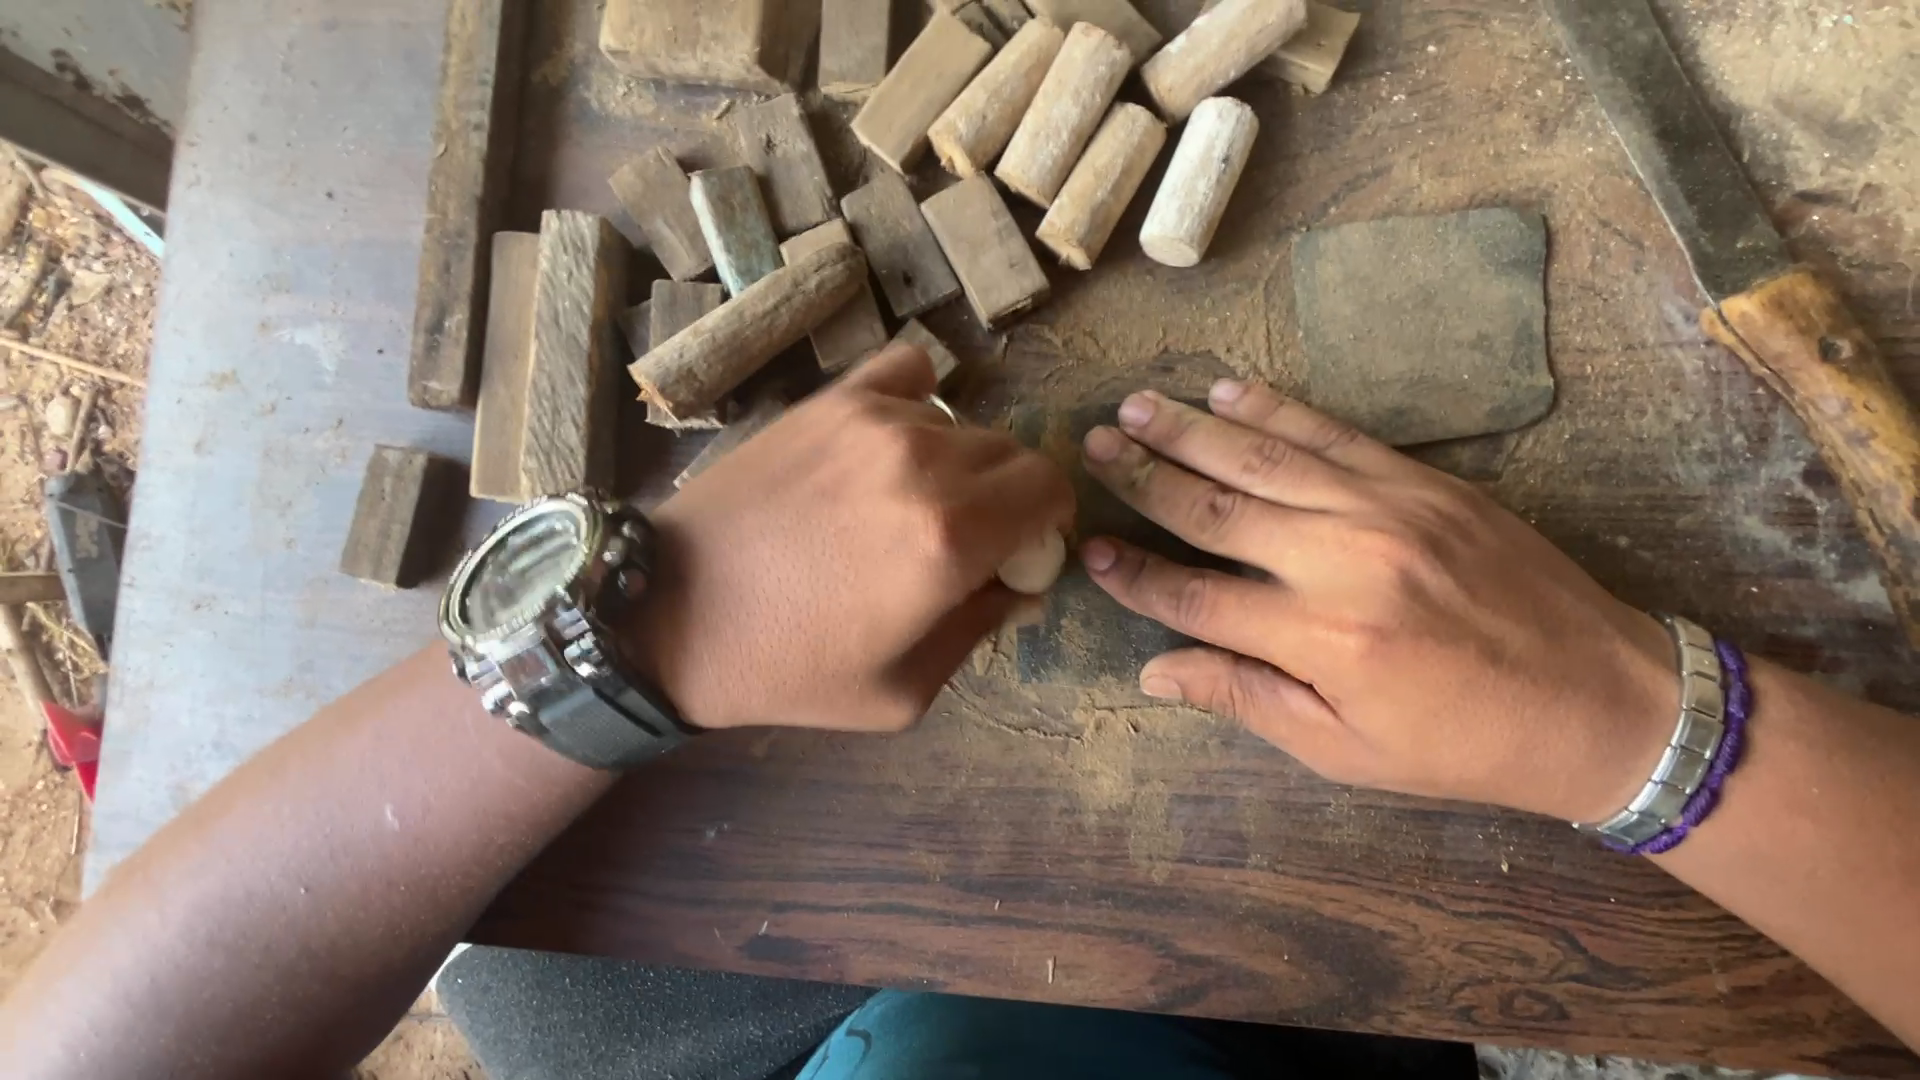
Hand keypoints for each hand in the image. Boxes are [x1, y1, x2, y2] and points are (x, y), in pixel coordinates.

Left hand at [625, 345, 1074, 732]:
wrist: (669, 613)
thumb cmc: (787, 668)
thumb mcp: (903, 692)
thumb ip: (980, 631)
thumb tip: (1023, 587)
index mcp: (952, 539)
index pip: (1049, 491)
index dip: (1047, 522)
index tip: (1019, 549)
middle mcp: (926, 463)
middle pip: (1013, 454)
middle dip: (1009, 497)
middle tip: (968, 535)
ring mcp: (875, 421)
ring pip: (966, 423)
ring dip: (963, 461)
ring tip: (914, 500)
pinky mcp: (831, 399)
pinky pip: (910, 372)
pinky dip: (921, 402)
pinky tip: (894, 440)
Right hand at [1079, 381, 1677, 823]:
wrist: (1606, 702)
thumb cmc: (1460, 741)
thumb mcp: (1343, 749)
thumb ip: (1243, 698)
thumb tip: (1153, 670)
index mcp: (1321, 638)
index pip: (1197, 597)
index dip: (1137, 576)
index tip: (1090, 551)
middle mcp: (1342, 560)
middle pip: (1217, 509)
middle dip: (1144, 478)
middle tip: (1092, 446)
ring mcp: (1384, 508)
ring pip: (1262, 457)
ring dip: (1189, 430)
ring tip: (1133, 408)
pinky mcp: (1421, 481)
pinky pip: (1330, 432)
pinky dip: (1273, 407)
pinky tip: (1225, 389)